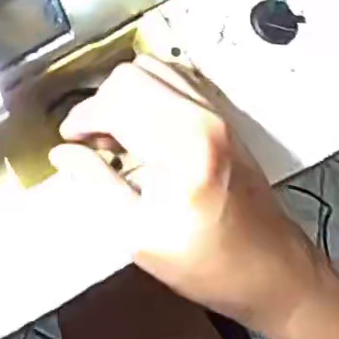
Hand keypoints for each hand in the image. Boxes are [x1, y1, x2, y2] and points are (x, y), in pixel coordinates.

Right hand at [50, 56, 330, 338]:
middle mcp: (202, 116)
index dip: (82, 118)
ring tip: (115, 133)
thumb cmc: (212, 264)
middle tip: (91, 140)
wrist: (275, 270)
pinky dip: (146, 90)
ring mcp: (215, 110)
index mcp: (184, 147)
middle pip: (130, 76)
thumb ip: (97, 186)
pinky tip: (141, 125)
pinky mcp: (220, 112)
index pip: (117, 102)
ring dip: (122, 94)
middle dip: (100, 103)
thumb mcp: (141, 237)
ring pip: (150, 67)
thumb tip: (63, 153)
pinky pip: (172, 76)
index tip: (70, 140)